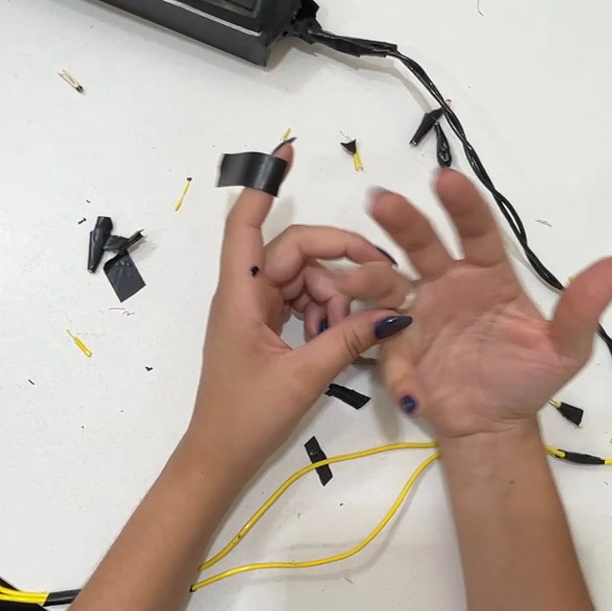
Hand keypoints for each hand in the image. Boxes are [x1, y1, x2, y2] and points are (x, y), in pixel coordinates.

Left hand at [184, 144, 412, 480]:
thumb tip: (392, 312)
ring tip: (349, 328)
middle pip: (292, 251)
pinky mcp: (265, 330)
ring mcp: (254, 312)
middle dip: (335, 260)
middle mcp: (244, 294)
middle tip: (379, 277)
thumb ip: (348, 340)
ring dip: (331, 295)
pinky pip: (299, 303)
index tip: (287, 153)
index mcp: (239, 295)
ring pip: (300, 278)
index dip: (263, 186)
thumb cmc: (247, 417)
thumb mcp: (304, 377)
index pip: (246, 226)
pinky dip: (323, 312)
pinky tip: (339, 336)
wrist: (218, 457)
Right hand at [361, 170, 611, 441]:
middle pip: (422, 245)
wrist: (492, 426)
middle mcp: (446, 284)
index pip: (475, 231)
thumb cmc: (526, 380)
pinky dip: (384, 354)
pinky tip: (407, 382)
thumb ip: (582, 309)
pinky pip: (381, 341)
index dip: (462, 206)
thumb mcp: (563, 349)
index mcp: (487, 275)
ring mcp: (416, 313)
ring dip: (372, 277)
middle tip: (382, 201)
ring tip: (356, 280)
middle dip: (403, 221)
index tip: (444, 179)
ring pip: (389, 283)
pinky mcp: (395, 346)